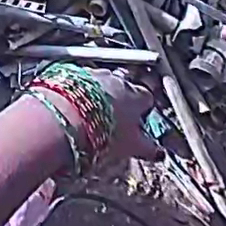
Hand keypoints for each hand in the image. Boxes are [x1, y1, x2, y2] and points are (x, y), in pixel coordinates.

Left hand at [39, 69, 161, 168]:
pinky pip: (79, 81)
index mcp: (137, 95)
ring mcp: (94, 73)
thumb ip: (148, 147)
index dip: (142, 111)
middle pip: (123, 87)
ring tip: (91, 115)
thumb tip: (157, 152)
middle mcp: (117, 79)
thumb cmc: (104, 131)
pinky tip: (74, 107)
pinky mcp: (71, 73)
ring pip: (101, 82)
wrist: (68, 117)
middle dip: (120, 100)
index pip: (146, 98)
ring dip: (99, 94)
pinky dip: (79, 92)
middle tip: (113, 120)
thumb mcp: (132, 146)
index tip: (136, 124)